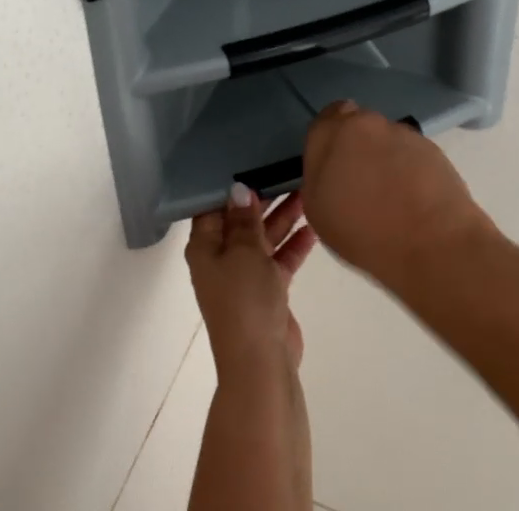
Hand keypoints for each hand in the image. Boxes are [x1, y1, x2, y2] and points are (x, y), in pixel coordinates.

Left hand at [186, 186, 317, 369]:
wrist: (261, 361)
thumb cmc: (244, 300)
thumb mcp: (244, 252)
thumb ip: (244, 220)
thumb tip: (239, 188)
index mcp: (204, 246)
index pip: (213, 206)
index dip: (231, 184)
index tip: (251, 157)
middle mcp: (221, 257)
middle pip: (241, 220)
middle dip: (264, 197)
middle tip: (286, 168)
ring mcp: (244, 275)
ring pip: (264, 237)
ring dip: (283, 217)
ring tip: (307, 189)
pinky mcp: (267, 290)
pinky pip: (279, 259)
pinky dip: (294, 245)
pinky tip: (314, 227)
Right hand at [300, 100, 495, 289]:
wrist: (433, 244)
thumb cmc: (363, 230)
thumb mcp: (316, 209)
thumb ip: (317, 175)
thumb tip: (330, 165)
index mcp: (333, 132)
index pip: (325, 119)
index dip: (328, 141)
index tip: (332, 168)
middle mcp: (368, 123)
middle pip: (357, 126)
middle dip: (357, 147)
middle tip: (359, 184)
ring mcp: (405, 135)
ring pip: (387, 141)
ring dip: (385, 159)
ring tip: (392, 198)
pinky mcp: (435, 151)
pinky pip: (413, 156)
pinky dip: (410, 171)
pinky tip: (414, 201)